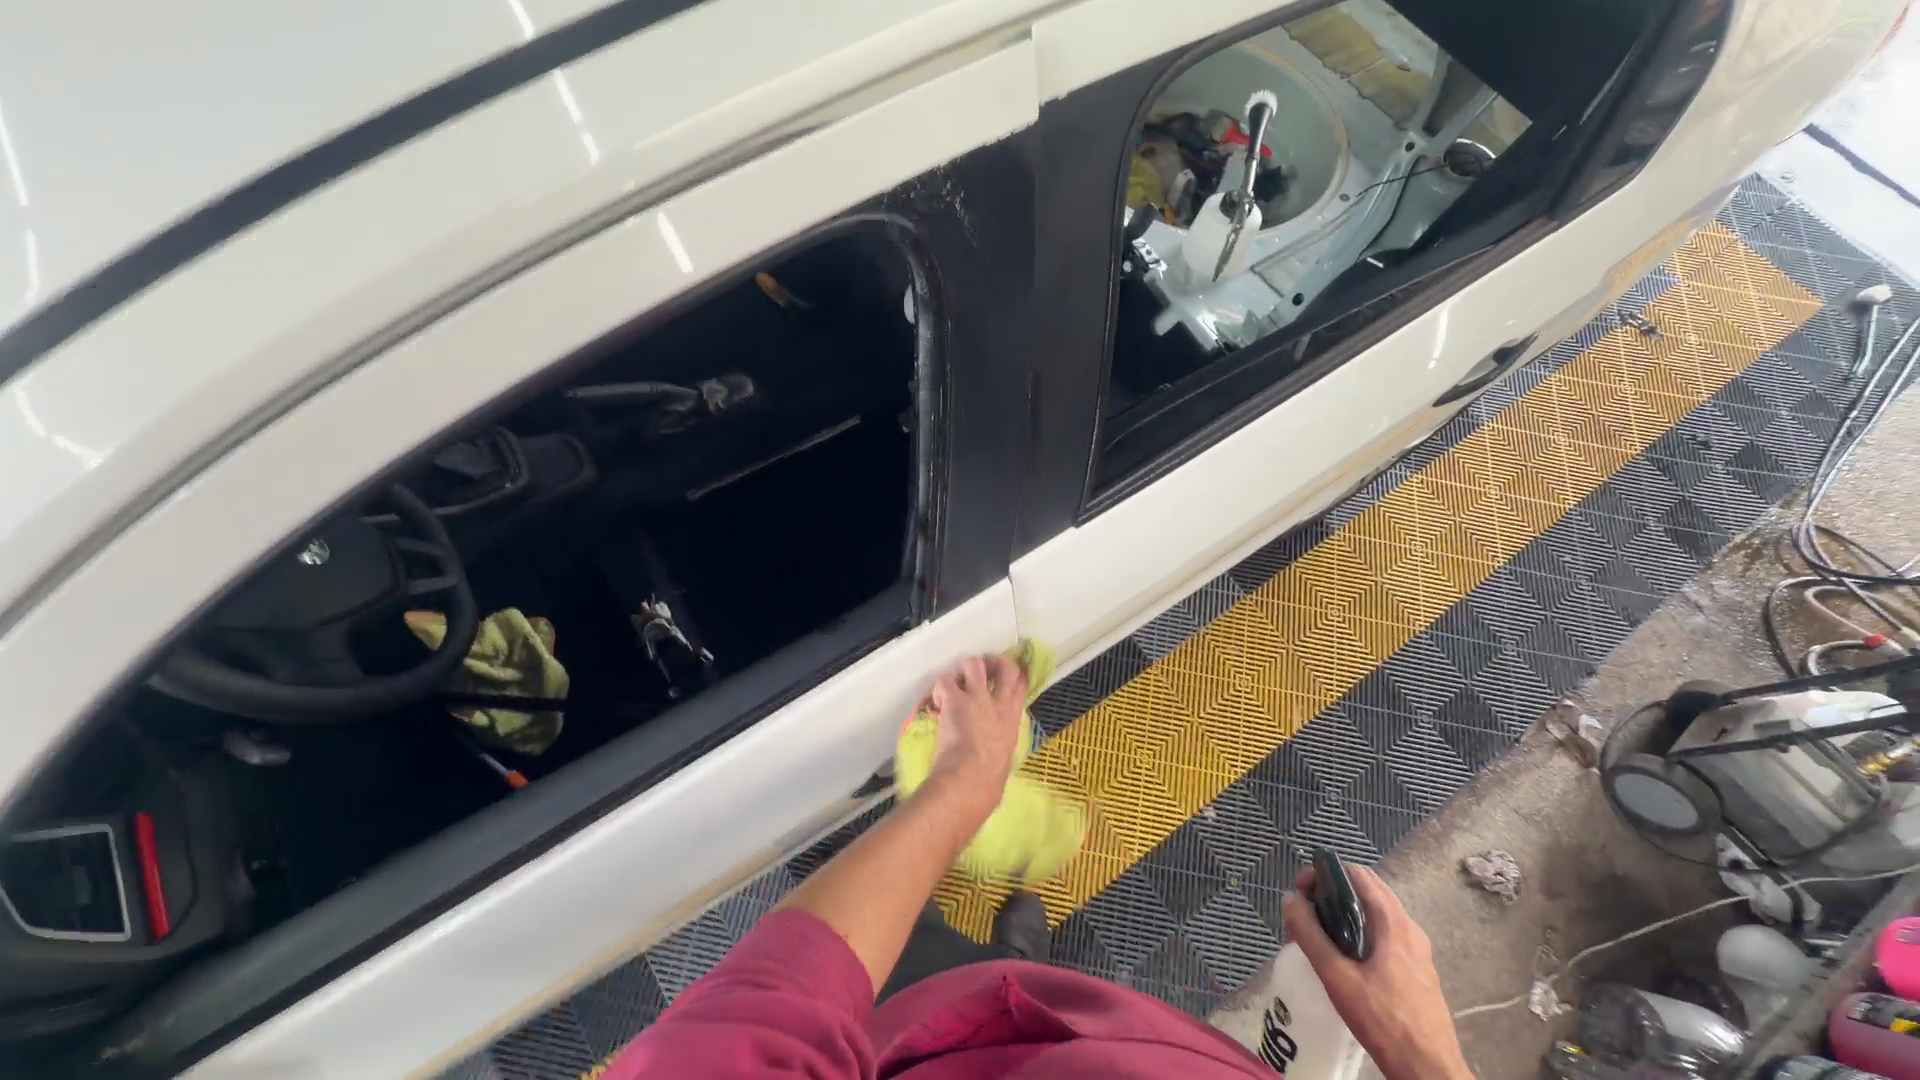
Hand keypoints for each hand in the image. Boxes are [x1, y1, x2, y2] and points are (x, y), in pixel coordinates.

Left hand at [924, 654, 1027, 810]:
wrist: (970, 780)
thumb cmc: (988, 781)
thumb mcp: (1003, 758)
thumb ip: (999, 744)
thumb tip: (993, 754)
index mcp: (1011, 719)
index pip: (1021, 684)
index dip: (1014, 674)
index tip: (1004, 675)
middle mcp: (998, 703)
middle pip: (1005, 666)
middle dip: (992, 663)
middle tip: (979, 672)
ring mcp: (977, 699)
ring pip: (974, 664)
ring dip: (962, 671)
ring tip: (955, 685)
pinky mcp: (955, 701)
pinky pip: (944, 681)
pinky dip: (938, 689)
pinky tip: (936, 703)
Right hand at [1282, 864, 1472, 1079]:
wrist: (1429, 1071)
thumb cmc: (1384, 1021)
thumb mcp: (1337, 977)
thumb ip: (1311, 935)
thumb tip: (1290, 899)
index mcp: (1393, 923)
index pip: (1357, 874)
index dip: (1324, 874)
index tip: (1300, 892)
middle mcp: (1409, 929)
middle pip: (1366, 891)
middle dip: (1331, 894)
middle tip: (1304, 915)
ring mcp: (1417, 951)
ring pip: (1375, 915)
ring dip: (1344, 915)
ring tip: (1317, 939)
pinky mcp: (1417, 971)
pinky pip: (1383, 937)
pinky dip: (1359, 934)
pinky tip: (1342, 962)